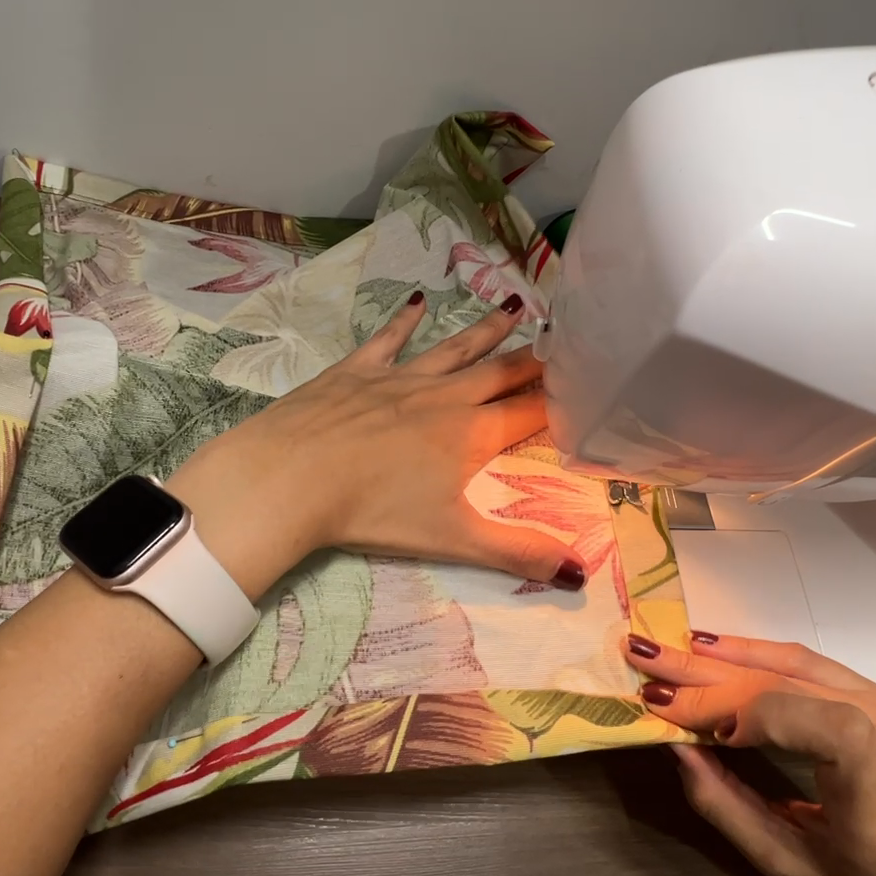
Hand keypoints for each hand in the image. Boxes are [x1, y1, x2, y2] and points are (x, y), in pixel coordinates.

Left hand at [167, 291, 584, 599]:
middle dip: (532, 360)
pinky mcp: (356, 370)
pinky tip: (416, 300)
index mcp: (470, 434)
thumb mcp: (453, 540)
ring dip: (485, 330)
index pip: (527, 413)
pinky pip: (388, 340)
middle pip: (498, 372)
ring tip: (514, 308)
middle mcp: (443, 396)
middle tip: (561, 341)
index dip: (558, 401)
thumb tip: (580, 574)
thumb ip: (517, 553)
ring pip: (453, 348)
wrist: (291, 477)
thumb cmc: (374, 512)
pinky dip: (405, 320)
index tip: (584, 386)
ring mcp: (398, 377)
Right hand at [621, 633, 875, 875]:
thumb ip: (726, 806)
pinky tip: (708, 645)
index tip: (707, 729)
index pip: (834, 731)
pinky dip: (749, 651)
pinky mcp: (872, 690)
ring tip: (666, 650)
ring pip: (791, 664)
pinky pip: (802, 659)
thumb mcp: (784, 864)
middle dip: (710, 678)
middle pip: (793, 689)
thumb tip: (675, 745)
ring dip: (720, 656)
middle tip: (646, 663)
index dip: (765, 715)